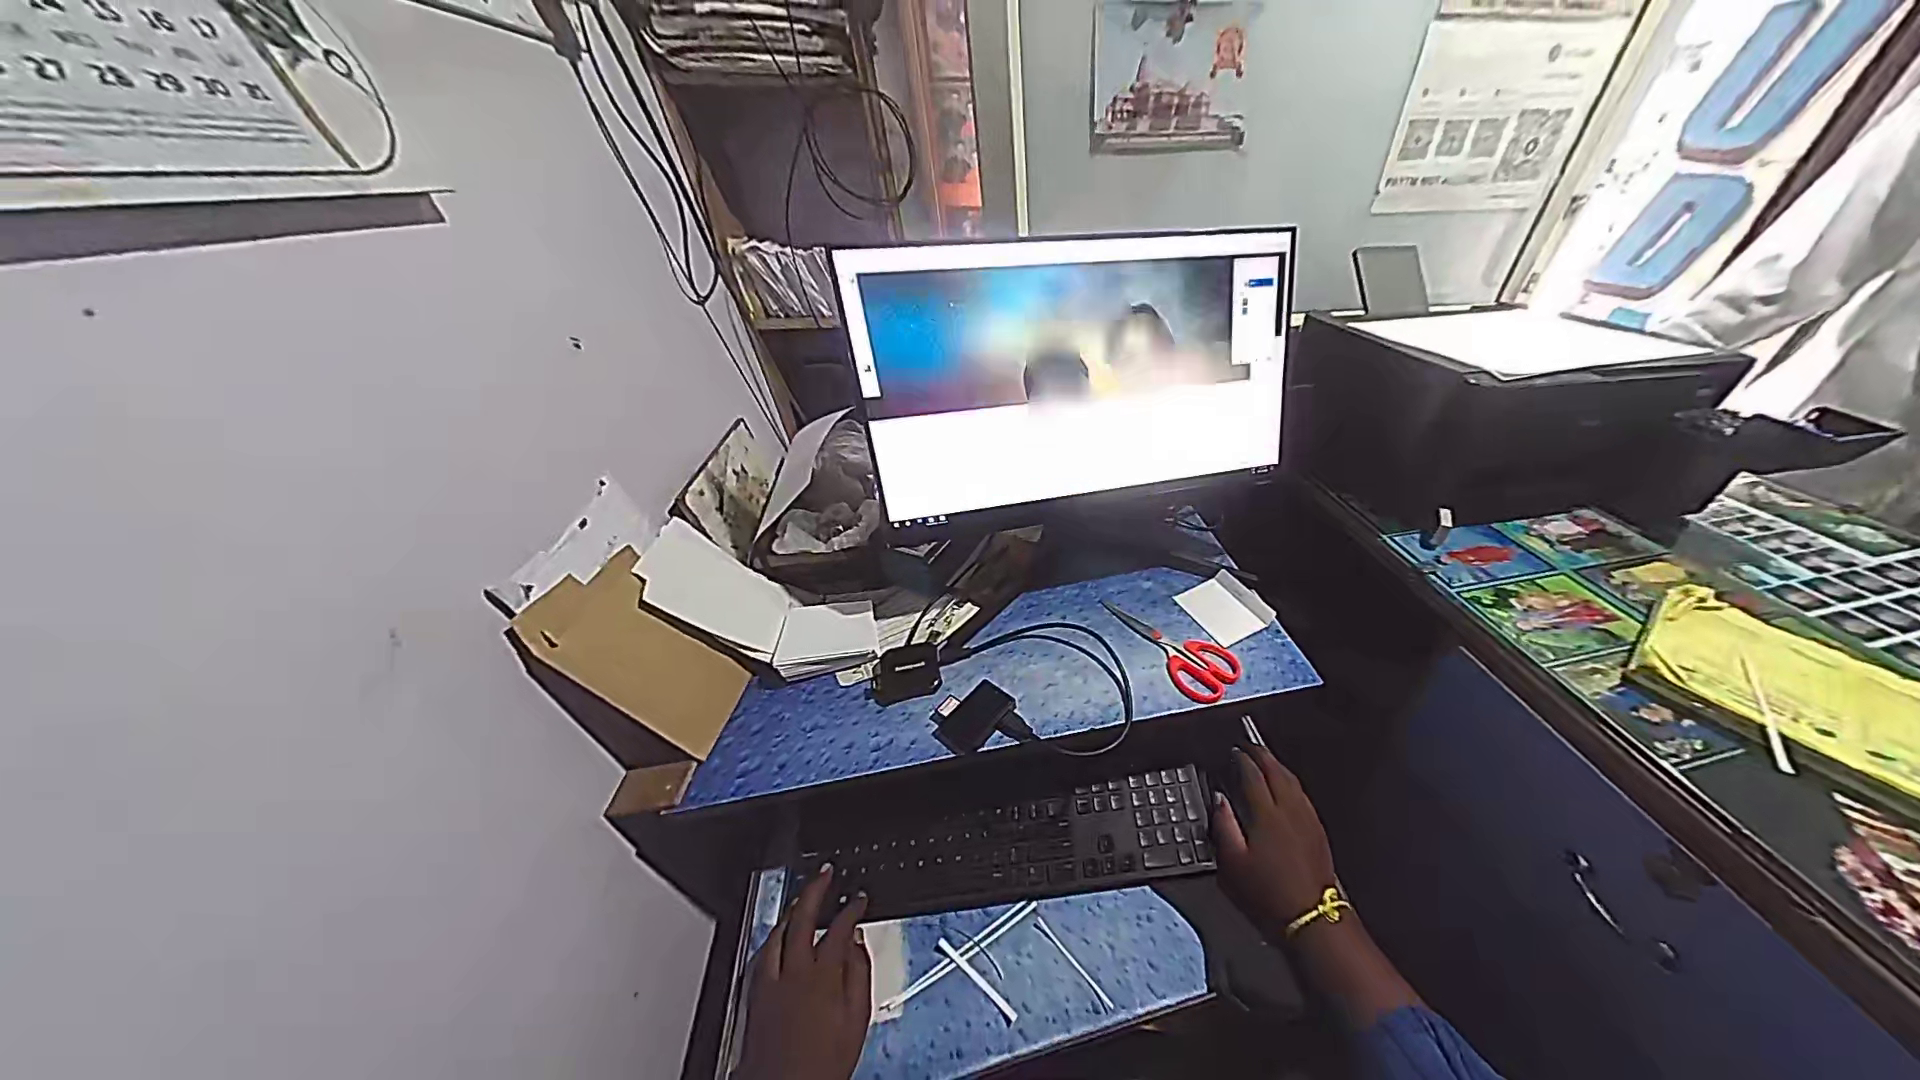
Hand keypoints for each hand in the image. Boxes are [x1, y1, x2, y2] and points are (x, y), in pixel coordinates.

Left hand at [736, 865, 871, 1079]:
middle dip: (816, 888)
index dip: (852, 908)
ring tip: (804, 895)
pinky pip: (764, 950)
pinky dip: (775, 934)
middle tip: (826, 872)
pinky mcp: (755, 993)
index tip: (860, 899)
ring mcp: (771, 980)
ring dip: (793, 908)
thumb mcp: (857, 1020)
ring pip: (779, 930)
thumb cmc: (822, 1065)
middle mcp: (794, 972)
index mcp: (823, 976)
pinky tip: (781, 932)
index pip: (840, 927)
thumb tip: (858, 943)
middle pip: (803, 916)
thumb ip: (860, 974)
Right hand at [1211, 744, 1338, 938]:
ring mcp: (1307, 821)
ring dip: (1278, 764)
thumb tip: (1219, 799)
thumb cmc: (1268, 894)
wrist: (1312, 920)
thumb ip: (1224, 826)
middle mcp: (1290, 812)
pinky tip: (1286, 784)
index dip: (1242, 759)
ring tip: (1266, 757)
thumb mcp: (1233, 862)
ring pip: (1293, 781)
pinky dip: (1291, 781)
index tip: (1233, 751)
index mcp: (1267, 815)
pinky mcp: (1318, 832)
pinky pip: (1303, 794)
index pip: (1253, 776)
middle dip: (1262, 754)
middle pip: (1277, 772)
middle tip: (1249, 744)